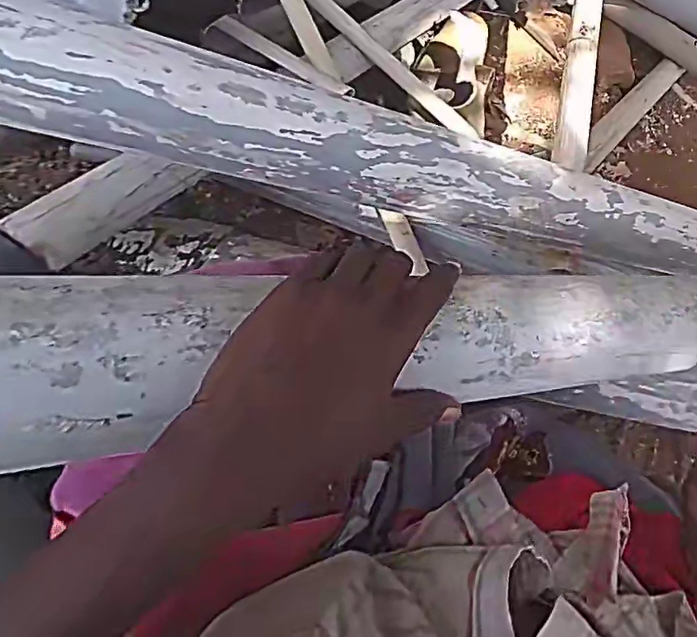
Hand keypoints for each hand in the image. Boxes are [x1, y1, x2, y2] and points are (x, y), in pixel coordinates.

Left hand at [151, 244, 460, 528]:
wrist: (243, 442)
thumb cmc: (318, 441)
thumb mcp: (379, 430)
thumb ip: (421, 411)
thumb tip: (453, 409)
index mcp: (395, 334)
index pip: (432, 288)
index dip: (443, 276)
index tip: (445, 273)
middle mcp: (366, 304)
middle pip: (396, 261)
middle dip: (403, 266)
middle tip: (398, 277)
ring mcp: (326, 293)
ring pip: (360, 253)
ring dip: (368, 260)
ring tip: (363, 272)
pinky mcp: (288, 292)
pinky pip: (319, 259)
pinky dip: (331, 261)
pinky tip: (328, 274)